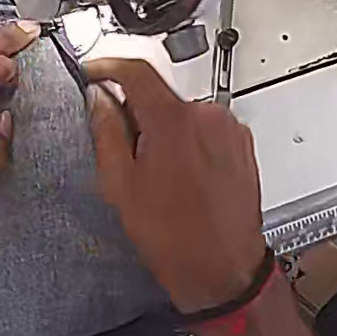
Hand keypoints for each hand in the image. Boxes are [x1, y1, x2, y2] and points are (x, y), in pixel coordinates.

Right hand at [84, 58, 267, 314]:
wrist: (221, 269)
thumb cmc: (175, 237)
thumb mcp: (120, 184)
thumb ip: (106, 131)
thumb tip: (99, 99)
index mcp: (173, 121)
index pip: (136, 71)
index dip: (108, 66)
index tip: (95, 71)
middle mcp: (207, 117)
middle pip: (159, 95)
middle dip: (136, 113)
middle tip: (124, 150)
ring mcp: (229, 130)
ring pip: (182, 113)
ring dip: (163, 130)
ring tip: (158, 175)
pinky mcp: (241, 145)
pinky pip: (204, 129)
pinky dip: (187, 141)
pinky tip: (181, 177)